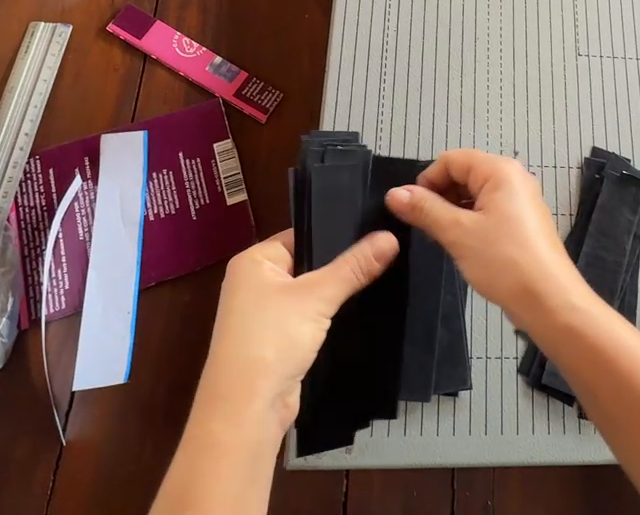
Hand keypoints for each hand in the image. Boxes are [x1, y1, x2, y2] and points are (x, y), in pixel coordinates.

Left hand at [196, 228, 398, 433]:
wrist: (248, 411)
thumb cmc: (272, 340)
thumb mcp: (317, 296)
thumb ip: (355, 266)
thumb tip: (391, 236)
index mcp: (253, 261)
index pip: (302, 235)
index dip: (335, 233)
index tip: (375, 228)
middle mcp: (255, 283)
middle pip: (308, 264)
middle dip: (340, 265)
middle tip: (386, 251)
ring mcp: (265, 315)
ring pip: (311, 293)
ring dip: (336, 293)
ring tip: (382, 274)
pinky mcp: (278, 342)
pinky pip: (310, 318)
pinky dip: (329, 316)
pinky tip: (361, 308)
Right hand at [384, 149, 589, 329]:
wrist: (550, 301)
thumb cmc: (503, 261)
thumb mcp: (457, 233)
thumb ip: (424, 210)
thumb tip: (394, 193)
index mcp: (500, 170)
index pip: (451, 160)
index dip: (427, 181)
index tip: (412, 210)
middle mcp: (513, 178)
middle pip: (464, 174)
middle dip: (439, 196)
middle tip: (424, 227)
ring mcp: (521, 200)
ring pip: (475, 194)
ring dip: (453, 211)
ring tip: (441, 238)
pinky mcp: (523, 222)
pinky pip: (488, 210)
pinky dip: (470, 221)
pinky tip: (462, 245)